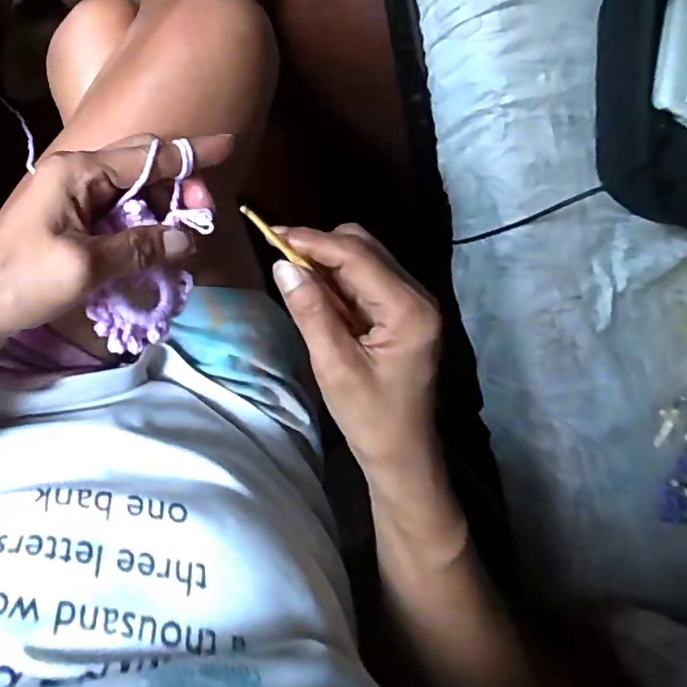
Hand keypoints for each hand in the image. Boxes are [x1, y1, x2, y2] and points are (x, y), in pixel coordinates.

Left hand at [0, 134, 235, 344]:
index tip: (227, 148)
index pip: (145, 155)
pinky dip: (135, 224)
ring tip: (183, 235)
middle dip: (176, 186)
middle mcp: (72, 172)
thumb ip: (141, 246)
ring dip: (157, 209)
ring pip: (126, 191)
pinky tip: (152, 243)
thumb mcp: (87, 266)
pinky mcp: (63, 216)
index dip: (188, 154)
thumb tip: (188, 237)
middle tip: (204, 214)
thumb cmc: (23, 280)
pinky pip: (110, 211)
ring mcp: (65, 193)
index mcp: (76, 171)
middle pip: (138, 167)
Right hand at [271, 224, 441, 478]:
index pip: (356, 256)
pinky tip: (310, 286)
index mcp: (407, 310)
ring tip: (290, 270)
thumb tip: (281, 265)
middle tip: (278, 255)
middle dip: (318, 244)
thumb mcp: (333, 365)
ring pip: (361, 255)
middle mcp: (415, 295)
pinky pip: (361, 275)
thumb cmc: (369, 415)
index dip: (312, 240)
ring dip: (324, 257)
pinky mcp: (397, 309)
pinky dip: (332, 274)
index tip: (271, 233)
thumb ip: (309, 311)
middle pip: (362, 246)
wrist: (401, 453)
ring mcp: (408, 301)